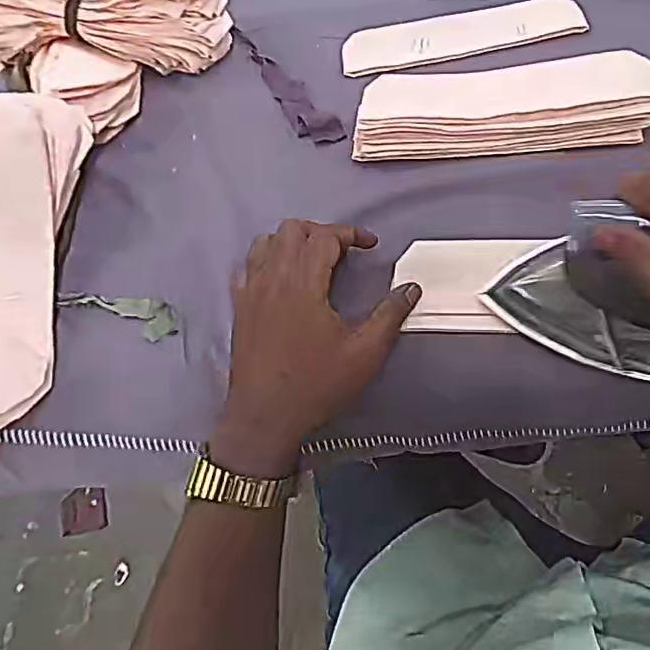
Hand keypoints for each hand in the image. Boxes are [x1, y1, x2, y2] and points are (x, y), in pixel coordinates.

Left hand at [214, 220, 419, 476]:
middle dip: (322, 232)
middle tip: (345, 251)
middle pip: (292, 230)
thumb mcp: (365, 353)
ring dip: (293, 242)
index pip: (323, 237)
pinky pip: (249, 267)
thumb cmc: (317, 385)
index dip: (350, 233)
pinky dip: (268, 261)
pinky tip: (283, 280)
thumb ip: (390, 315)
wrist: (265, 418)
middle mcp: (272, 280)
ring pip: (266, 243)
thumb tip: (410, 288)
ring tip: (315, 261)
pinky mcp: (239, 309)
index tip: (370, 245)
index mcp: (302, 285)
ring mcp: (250, 293)